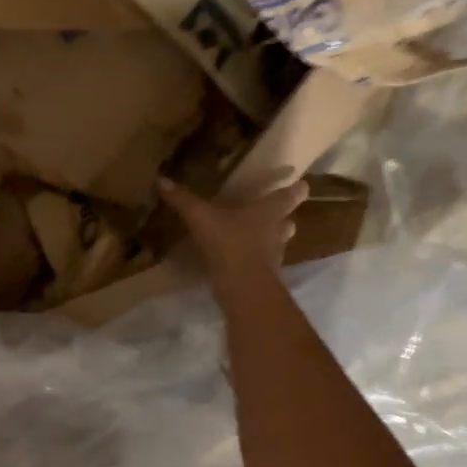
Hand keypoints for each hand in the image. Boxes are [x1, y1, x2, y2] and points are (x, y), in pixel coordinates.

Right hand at [158, 175, 308, 281]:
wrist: (244, 287)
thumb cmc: (230, 243)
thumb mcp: (201, 217)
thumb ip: (183, 200)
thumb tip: (162, 179)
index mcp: (267, 213)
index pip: (287, 198)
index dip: (295, 190)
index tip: (303, 185)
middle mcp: (275, 233)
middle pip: (286, 224)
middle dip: (283, 219)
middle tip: (278, 215)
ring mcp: (272, 257)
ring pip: (277, 245)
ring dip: (271, 241)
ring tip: (257, 238)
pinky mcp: (264, 277)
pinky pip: (262, 264)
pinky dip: (255, 261)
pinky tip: (242, 261)